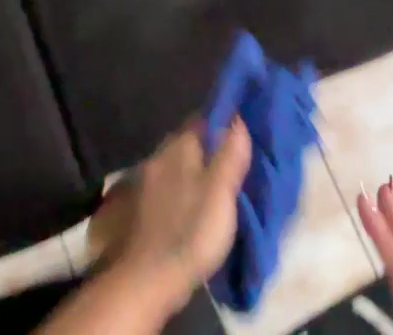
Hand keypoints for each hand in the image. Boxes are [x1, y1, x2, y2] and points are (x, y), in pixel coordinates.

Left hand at [105, 117, 252, 315]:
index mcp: (179, 148)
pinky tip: (199, 198)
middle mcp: (160, 156)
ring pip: (180, 162)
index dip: (223, 119)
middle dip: (211, 143)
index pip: (201, 119)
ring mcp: (150, 181)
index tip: (245, 126)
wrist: (150, 276)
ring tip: (223, 178)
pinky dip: (188, 184)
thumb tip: (236, 117)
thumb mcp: (221, 192)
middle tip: (238, 155)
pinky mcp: (148, 205)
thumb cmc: (192, 230)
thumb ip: (229, 154)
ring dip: (198, 165)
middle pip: (189, 139)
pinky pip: (173, 182)